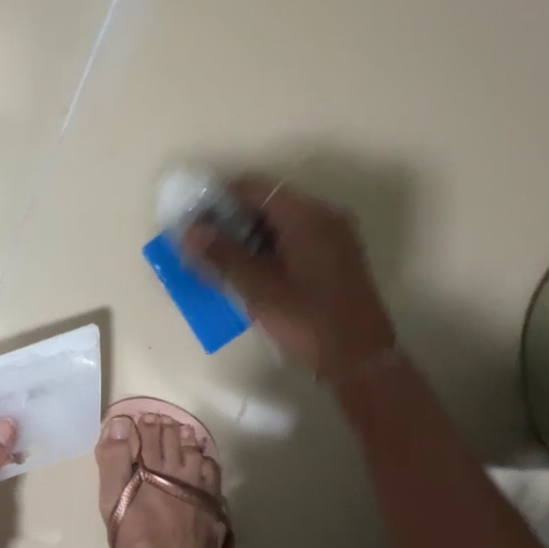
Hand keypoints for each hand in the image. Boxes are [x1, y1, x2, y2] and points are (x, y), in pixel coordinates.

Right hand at [183, 178, 396, 379]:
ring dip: (246, 237)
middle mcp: (324, 217)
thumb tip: (189, 230)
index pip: (255, 189)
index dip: (219, 198)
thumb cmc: (308, 321)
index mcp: (307, 217)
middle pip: (268, 204)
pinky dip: (266, 249)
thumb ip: (223, 256)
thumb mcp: (259, 289)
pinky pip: (292, 240)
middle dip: (230, 220)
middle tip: (199, 244)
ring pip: (279, 224)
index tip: (191, 218)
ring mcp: (332, 238)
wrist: (359, 358)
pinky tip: (246, 273)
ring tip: (216, 262)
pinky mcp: (333, 259)